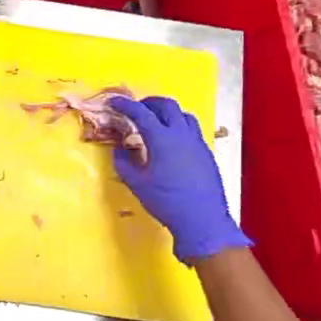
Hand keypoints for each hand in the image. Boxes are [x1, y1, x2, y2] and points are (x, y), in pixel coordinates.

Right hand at [108, 95, 250, 262]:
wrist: (202, 218)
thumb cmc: (165, 201)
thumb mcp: (137, 183)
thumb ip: (124, 162)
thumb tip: (119, 149)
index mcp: (162, 138)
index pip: (141, 113)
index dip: (125, 104)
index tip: (113, 101)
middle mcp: (182, 134)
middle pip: (167, 105)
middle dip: (149, 102)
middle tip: (136, 108)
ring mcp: (197, 142)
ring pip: (184, 115)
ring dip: (168, 112)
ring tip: (156, 121)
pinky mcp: (206, 153)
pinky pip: (192, 130)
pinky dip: (178, 126)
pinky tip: (171, 142)